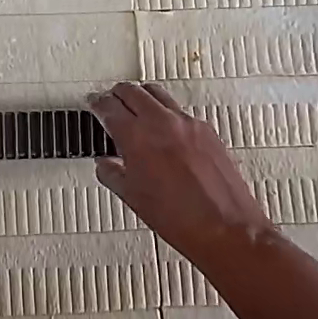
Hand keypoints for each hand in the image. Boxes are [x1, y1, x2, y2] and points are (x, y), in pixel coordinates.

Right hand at [87, 82, 276, 262]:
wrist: (225, 227)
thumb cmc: (182, 219)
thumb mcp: (133, 197)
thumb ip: (112, 173)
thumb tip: (105, 165)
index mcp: (137, 137)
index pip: (109, 106)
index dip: (96, 103)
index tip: (93, 103)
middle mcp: (162, 123)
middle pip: (132, 91)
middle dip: (116, 94)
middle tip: (109, 102)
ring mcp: (187, 123)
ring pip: (157, 93)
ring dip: (141, 96)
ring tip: (135, 108)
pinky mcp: (206, 129)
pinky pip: (179, 110)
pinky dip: (165, 113)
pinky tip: (163, 129)